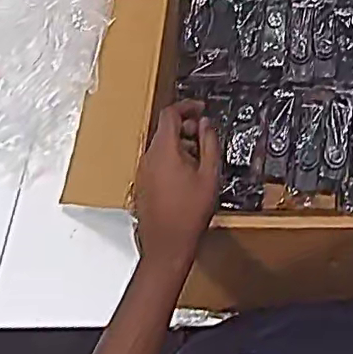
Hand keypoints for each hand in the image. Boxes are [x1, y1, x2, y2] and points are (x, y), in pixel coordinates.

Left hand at [133, 99, 219, 269]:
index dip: (187, 106)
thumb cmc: (189, 213)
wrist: (168, 246)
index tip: (200, 108)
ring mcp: (143, 172)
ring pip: (162, 146)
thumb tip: (205, 125)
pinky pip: (157, 161)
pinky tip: (188, 175)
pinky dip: (172, 159)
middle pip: (165, 130)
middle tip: (205, 136)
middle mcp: (148, 158)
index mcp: (164, 151)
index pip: (170, 114)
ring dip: (181, 145)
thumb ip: (209, 143)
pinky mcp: (143, 185)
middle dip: (187, 128)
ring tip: (200, 159)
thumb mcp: (209, 173)